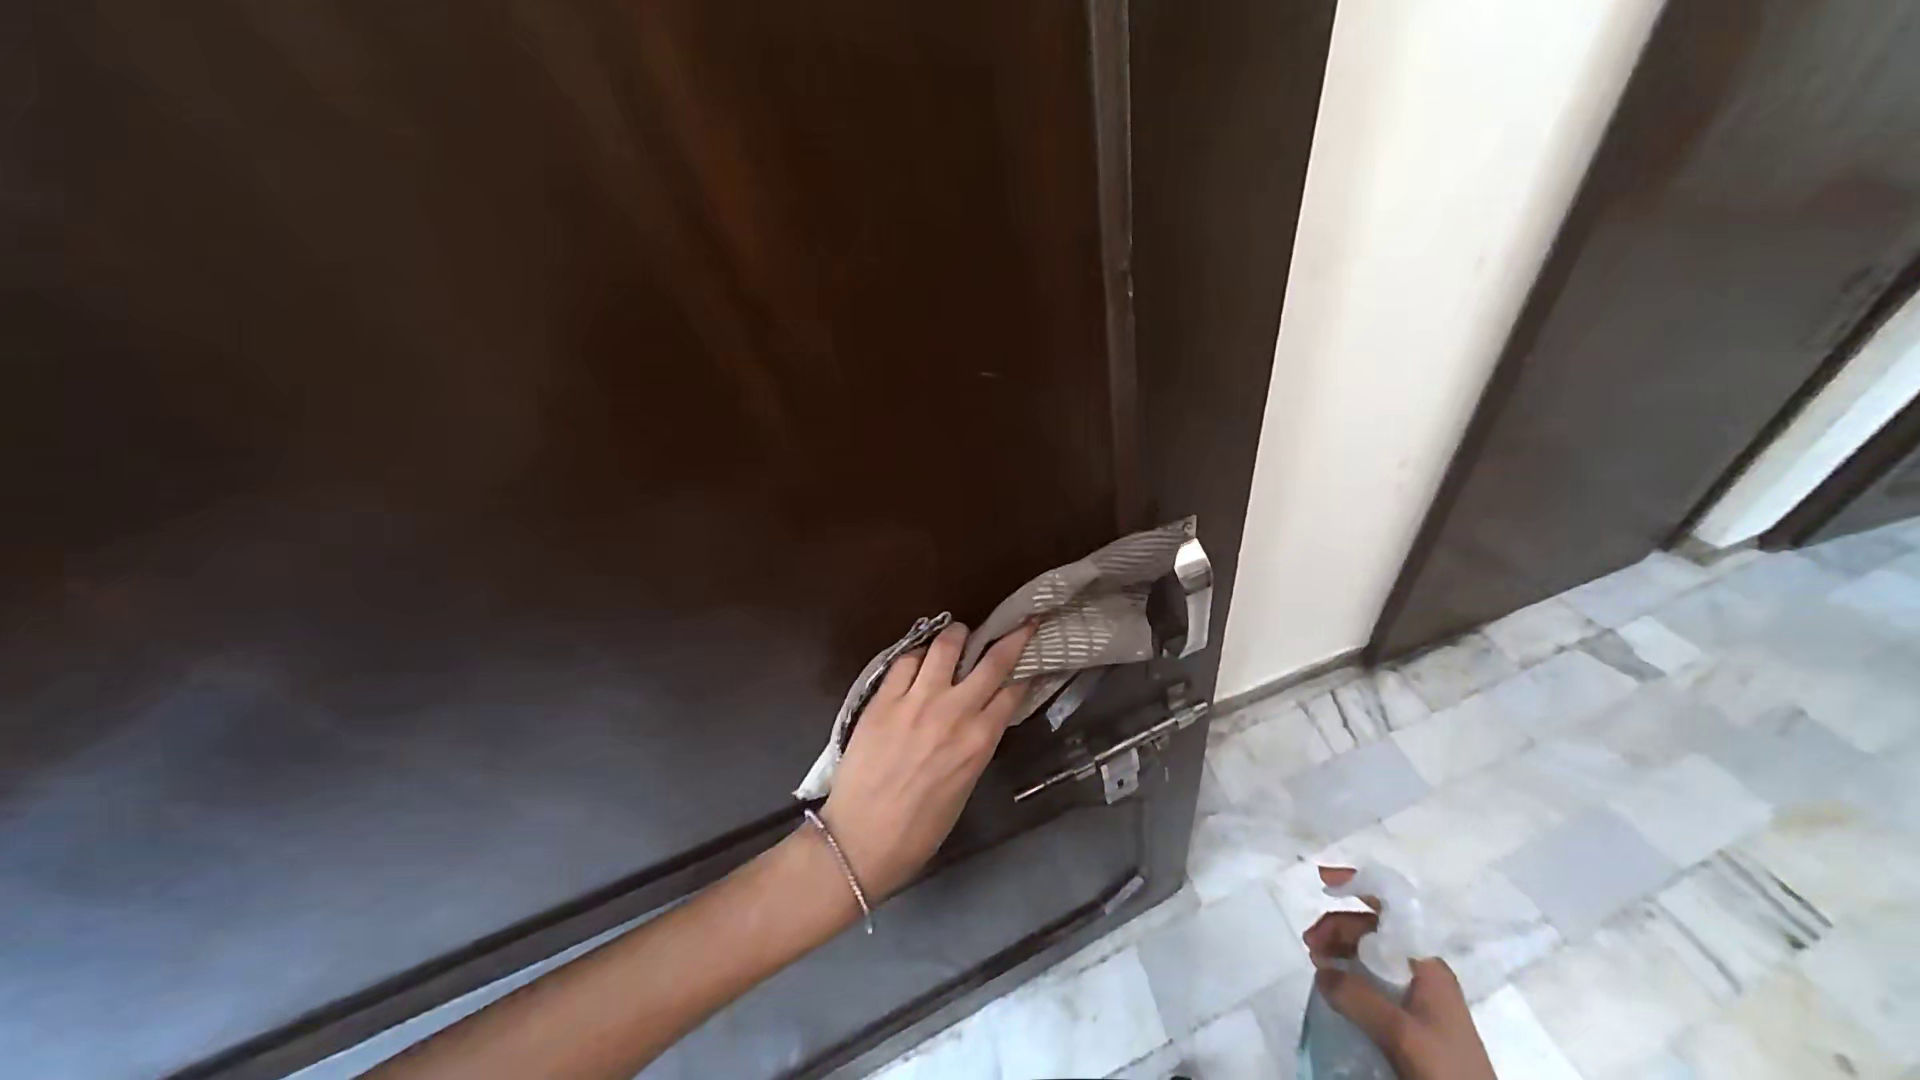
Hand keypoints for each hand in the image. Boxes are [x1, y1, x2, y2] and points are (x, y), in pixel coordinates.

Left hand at [818, 622, 1032, 899]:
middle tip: (1020, 623)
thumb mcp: (964, 787)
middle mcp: (954, 712)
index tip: (1031, 655)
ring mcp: (917, 700)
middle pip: (992, 660)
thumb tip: (981, 717)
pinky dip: (918, 655)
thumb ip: (975, 745)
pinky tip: (919, 661)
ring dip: (958, 635)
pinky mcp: (883, 698)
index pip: (1013, 690)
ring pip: (947, 645)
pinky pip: (906, 660)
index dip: (1025, 669)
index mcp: (980, 741)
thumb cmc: (919, 828)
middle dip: (1012, 636)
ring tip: (959, 636)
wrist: (860, 840)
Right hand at [1304, 867, 1495, 1079]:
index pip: (1391, 908)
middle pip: (1373, 930)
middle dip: (1338, 927)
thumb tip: (1321, 971)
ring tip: (1317, 965)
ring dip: (1339, 951)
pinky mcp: (1411, 1019)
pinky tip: (1335, 988)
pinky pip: (1372, 982)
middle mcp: (1422, 972)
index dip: (1358, 885)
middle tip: (1309, 946)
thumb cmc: (1447, 1071)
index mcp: (1427, 964)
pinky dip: (1348, 975)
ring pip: (1370, 955)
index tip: (1322, 879)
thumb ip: (1358, 998)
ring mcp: (1418, 996)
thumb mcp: (1402, 1034)